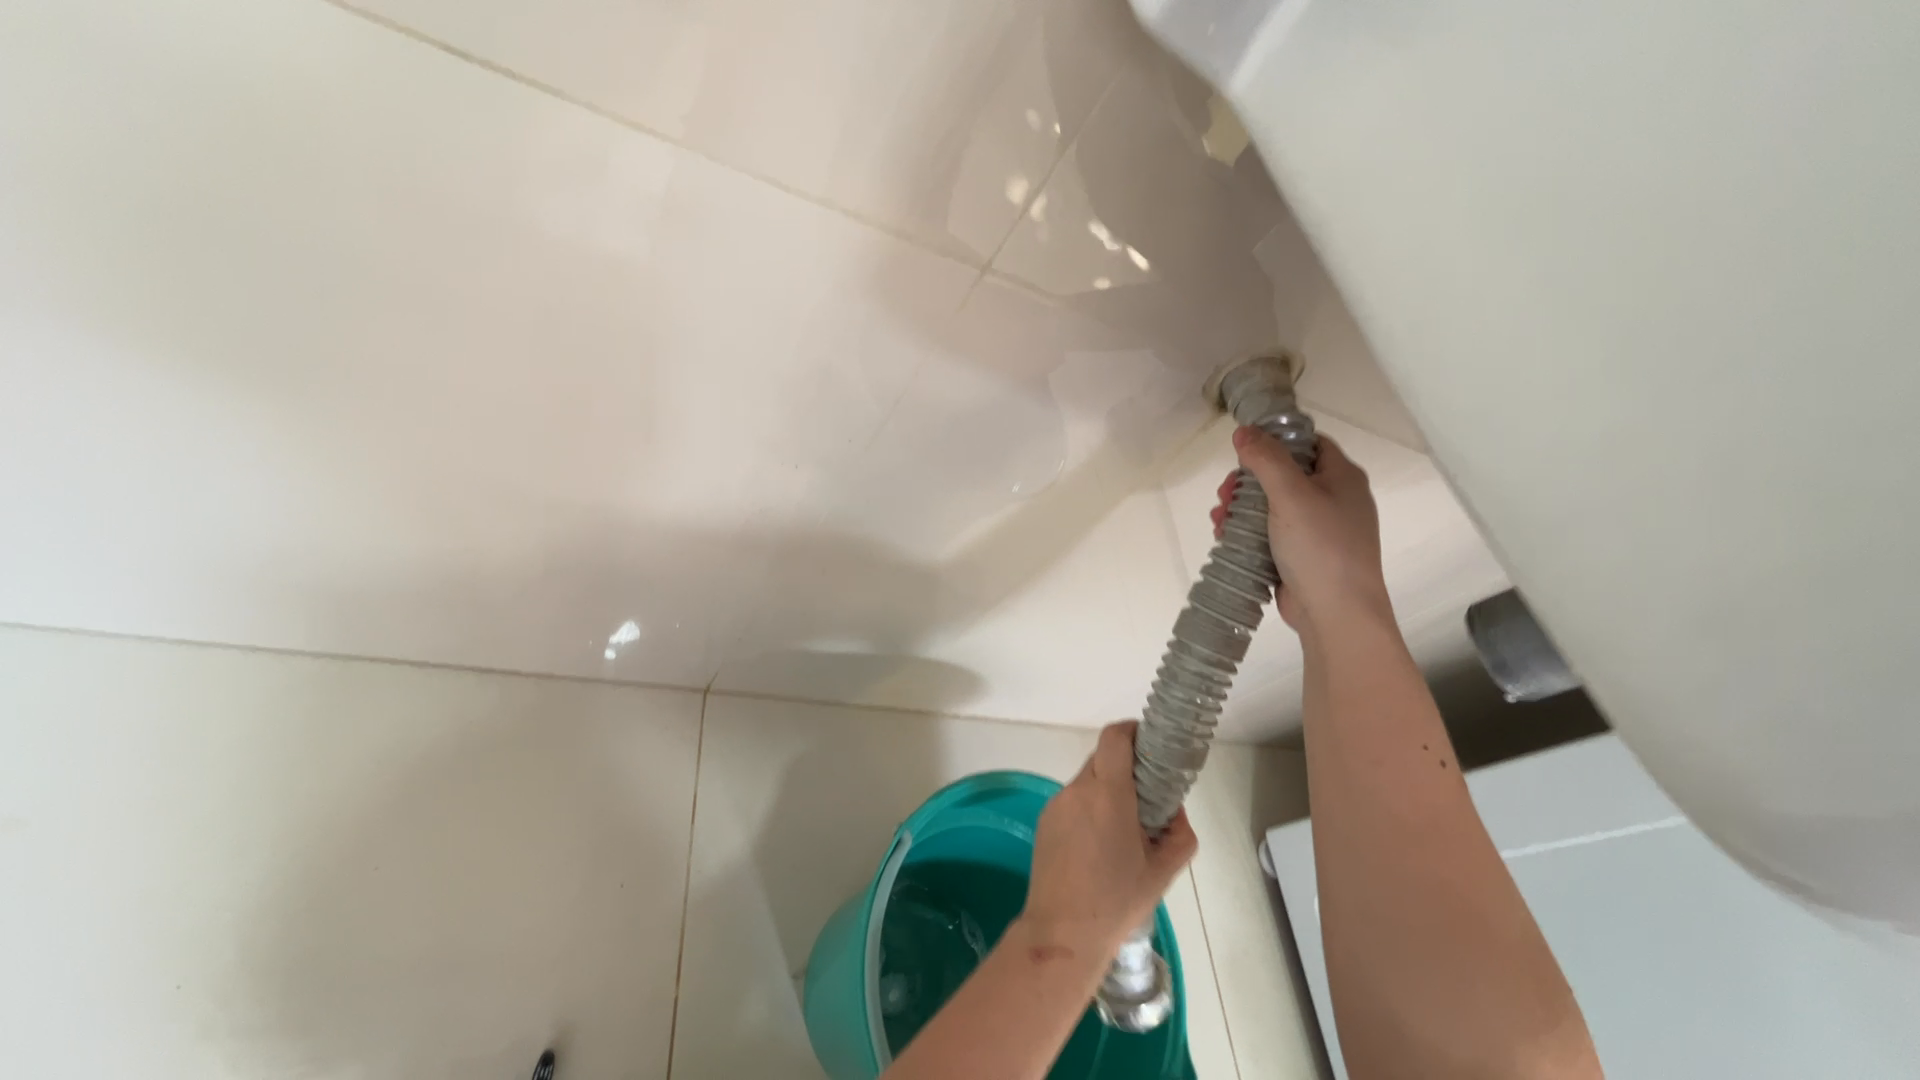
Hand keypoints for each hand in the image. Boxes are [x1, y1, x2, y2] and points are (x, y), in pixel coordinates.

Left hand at [1021, 722, 1197, 957]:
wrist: (1062, 932)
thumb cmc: (1117, 900)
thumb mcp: (1163, 870)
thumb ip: (1179, 832)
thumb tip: (1173, 809)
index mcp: (1108, 794)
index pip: (1115, 737)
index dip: (1133, 732)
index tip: (1151, 745)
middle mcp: (1077, 791)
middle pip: (1103, 759)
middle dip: (1126, 769)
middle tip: (1147, 797)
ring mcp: (1056, 805)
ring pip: (1087, 782)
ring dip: (1107, 793)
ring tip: (1123, 831)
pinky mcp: (1044, 821)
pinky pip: (1073, 802)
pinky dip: (1089, 810)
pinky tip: (1098, 846)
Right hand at [1210, 427, 1388, 633]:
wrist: (1336, 612)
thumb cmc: (1319, 545)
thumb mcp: (1291, 494)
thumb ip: (1266, 459)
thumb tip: (1243, 430)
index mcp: (1342, 477)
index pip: (1309, 443)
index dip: (1276, 441)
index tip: (1244, 452)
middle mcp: (1335, 499)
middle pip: (1285, 475)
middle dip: (1248, 482)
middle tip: (1224, 493)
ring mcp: (1320, 530)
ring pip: (1274, 506)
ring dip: (1242, 508)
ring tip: (1219, 518)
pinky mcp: (1304, 556)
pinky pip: (1272, 534)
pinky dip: (1249, 532)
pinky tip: (1226, 537)